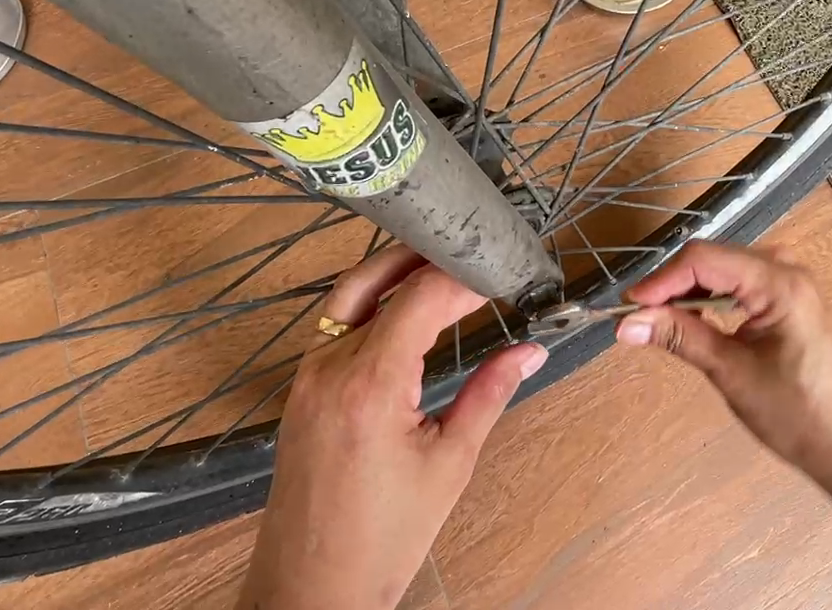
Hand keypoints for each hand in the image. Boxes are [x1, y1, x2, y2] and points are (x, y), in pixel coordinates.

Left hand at [242, 247, 546, 609]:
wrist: (309, 592)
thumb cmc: (386, 536)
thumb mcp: (449, 464)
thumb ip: (488, 394)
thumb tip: (530, 351)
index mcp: (369, 385)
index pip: (420, 299)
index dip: (462, 278)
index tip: (498, 273)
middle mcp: (330, 366)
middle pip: (381, 284)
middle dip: (428, 261)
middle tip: (473, 256)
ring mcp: (307, 374)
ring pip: (351, 294)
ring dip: (395, 271)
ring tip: (442, 262)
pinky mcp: (300, 386)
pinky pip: (336, 323)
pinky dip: (372, 302)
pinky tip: (403, 307)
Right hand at [615, 240, 831, 498]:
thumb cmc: (798, 415)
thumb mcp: (731, 373)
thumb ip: (679, 337)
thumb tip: (626, 323)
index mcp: (779, 281)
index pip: (703, 259)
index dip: (660, 279)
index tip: (627, 306)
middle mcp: (788, 269)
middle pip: (713, 257)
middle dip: (672, 283)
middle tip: (639, 315)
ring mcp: (793, 283)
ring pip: (725, 268)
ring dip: (690, 289)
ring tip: (660, 318)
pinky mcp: (793, 300)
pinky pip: (742, 282)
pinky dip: (713, 296)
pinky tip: (696, 317)